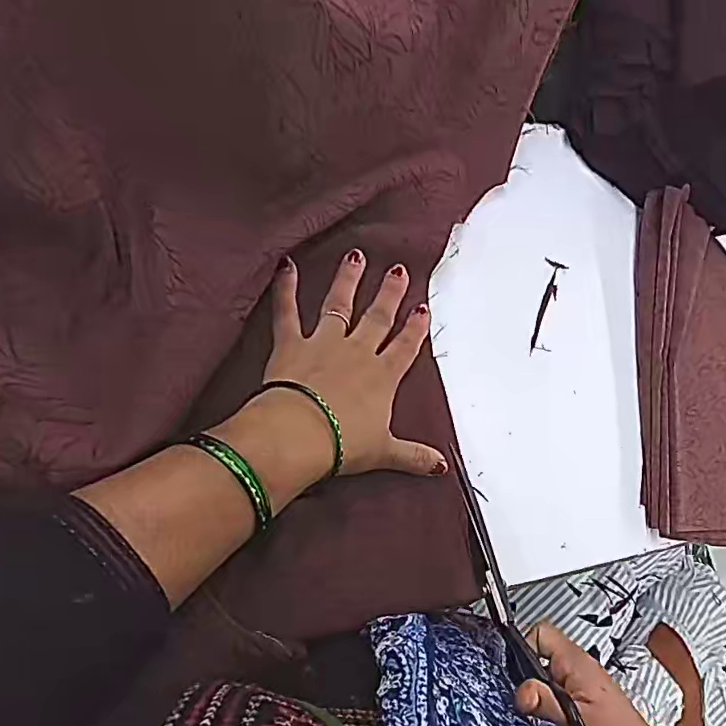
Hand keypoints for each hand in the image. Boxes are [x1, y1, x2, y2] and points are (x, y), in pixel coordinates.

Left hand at [259, 250, 446, 478]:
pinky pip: (288, 311)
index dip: (415, 329)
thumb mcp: (385, 451)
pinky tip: (286, 267)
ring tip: (356, 257)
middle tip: (397, 272)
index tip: (422, 310)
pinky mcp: (292, 344)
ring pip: (340, 305)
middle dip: (389, 294)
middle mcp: (357, 353)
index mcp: (383, 377)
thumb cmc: (344, 443)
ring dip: (348, 281)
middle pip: (378, 318)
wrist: (302, 434)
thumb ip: (413, 456)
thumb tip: (440, 468)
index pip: (405, 347)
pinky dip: (285, 289)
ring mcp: (324, 344)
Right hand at [517, 623, 675, 725]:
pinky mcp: (583, 710)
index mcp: (579, 664)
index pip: (541, 634)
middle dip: (527, 685)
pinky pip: (554, 703)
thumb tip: (521, 690)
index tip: (512, 676)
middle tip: (527, 709)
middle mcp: (581, 672)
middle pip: (538, 662)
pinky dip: (548, 717)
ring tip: (544, 725)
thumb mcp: (576, 723)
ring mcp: (582, 691)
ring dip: (537, 705)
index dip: (522, 650)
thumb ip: (545, 703)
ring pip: (544, 686)